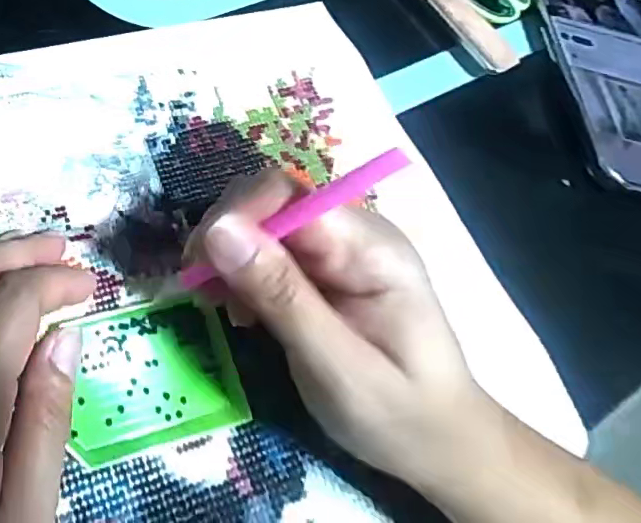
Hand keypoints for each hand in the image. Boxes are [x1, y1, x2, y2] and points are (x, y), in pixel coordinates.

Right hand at [182, 170, 481, 488]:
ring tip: (216, 304)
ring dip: (227, 255)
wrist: (440, 446)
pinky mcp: (319, 266)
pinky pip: (266, 248)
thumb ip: (281, 296)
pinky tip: (236, 308)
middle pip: (269, 200)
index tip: (201, 263)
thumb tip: (218, 230)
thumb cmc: (399, 415)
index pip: (290, 194)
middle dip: (225, 235)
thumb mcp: (338, 367)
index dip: (239, 215)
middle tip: (201, 289)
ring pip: (260, 221)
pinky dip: (239, 272)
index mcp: (368, 245)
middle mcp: (349, 230)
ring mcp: (334, 246)